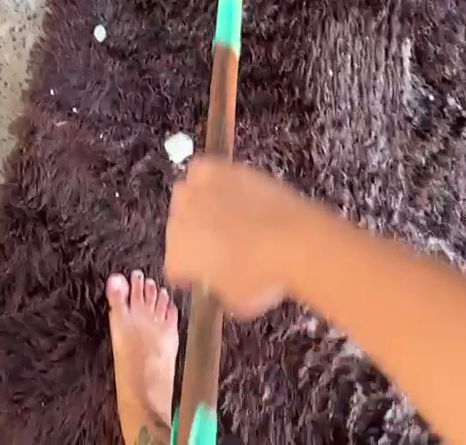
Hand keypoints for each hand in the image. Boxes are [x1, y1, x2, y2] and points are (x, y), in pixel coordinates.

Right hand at [163, 157, 314, 317]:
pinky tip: (228, 189)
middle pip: (178, 226)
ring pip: (186, 194)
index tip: (203, 274)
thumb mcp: (236, 298)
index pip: (174, 265)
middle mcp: (180, 219)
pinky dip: (212, 180)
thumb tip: (220, 277)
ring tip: (221, 213)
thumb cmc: (263, 276)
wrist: (290, 240)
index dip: (189, 272)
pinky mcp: (218, 168)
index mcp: (179, 254)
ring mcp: (197, 190)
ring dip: (198, 203)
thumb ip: (217, 285)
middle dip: (192, 234)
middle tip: (215, 244)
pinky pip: (203, 170)